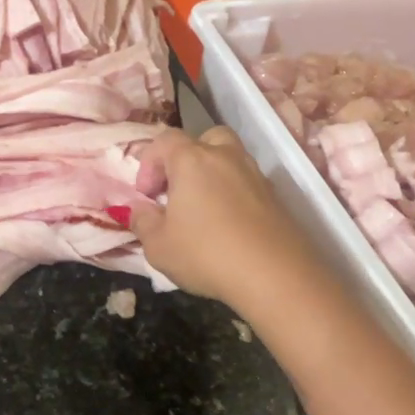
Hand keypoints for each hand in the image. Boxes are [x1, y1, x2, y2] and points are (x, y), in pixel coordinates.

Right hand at [129, 127, 326, 315]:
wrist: (275, 275)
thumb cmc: (205, 254)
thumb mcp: (158, 245)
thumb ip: (142, 221)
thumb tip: (139, 209)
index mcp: (191, 160)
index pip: (165, 140)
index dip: (149, 163)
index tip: (147, 195)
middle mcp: (225, 157)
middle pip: (204, 139)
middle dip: (187, 158)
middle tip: (177, 189)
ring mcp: (255, 175)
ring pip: (229, 158)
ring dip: (212, 175)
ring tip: (202, 210)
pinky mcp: (275, 197)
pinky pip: (246, 183)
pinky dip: (233, 194)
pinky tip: (227, 225)